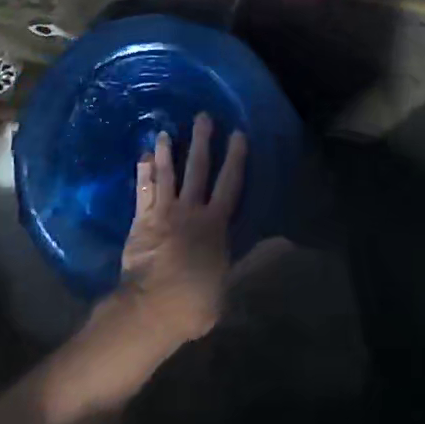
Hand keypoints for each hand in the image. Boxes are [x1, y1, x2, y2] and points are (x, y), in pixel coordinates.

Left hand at [111, 112, 247, 351]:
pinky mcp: (140, 220)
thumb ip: (254, 259)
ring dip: (167, 151)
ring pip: (166, 174)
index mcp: (215, 225)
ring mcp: (162, 212)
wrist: (151, 306)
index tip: (238, 134)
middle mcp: (189, 211)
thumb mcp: (231, 283)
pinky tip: (143, 156)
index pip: (229, 184)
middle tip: (202, 116)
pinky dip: (143, 172)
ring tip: (166, 131)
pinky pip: (142, 189)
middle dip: (201, 142)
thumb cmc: (195, 300)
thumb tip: (284, 242)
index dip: (235, 158)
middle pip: (197, 170)